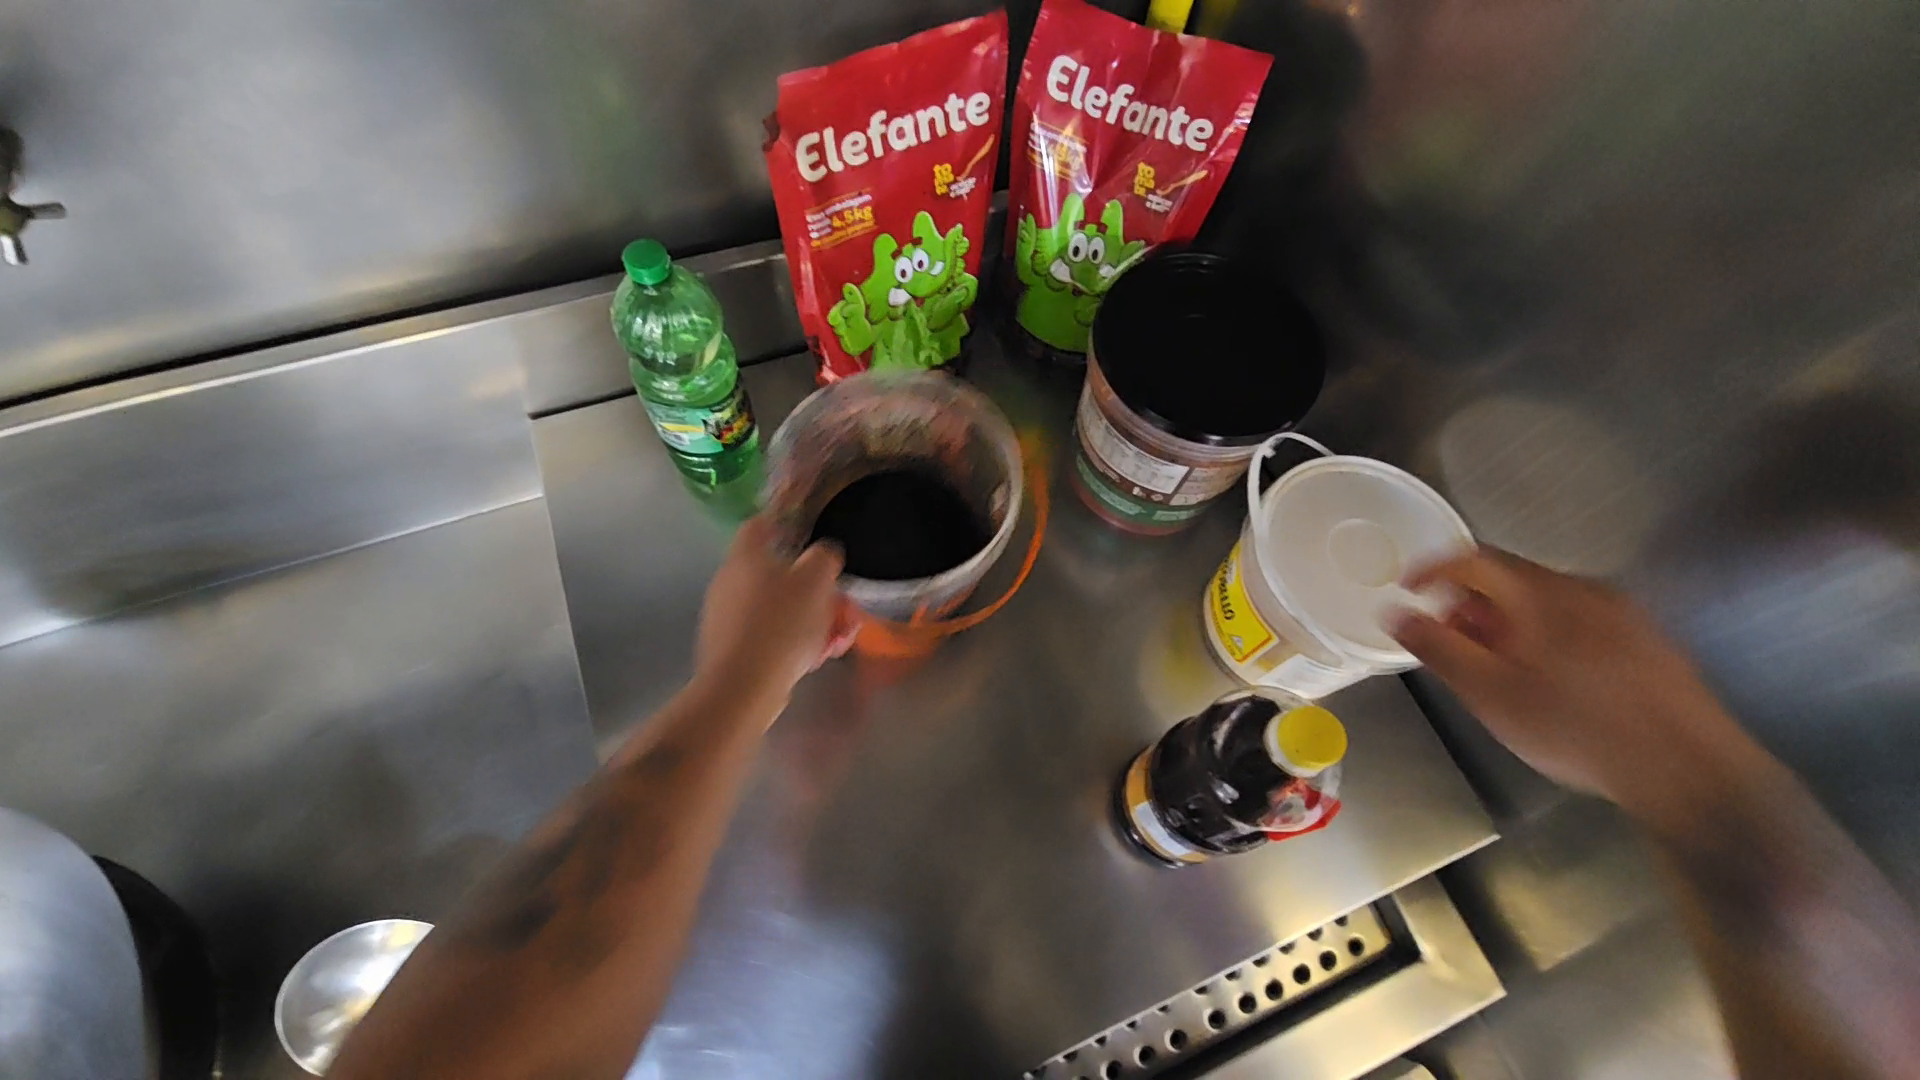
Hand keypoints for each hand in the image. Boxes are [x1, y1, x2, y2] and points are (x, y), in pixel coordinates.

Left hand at [694, 516, 852, 720]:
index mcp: (746, 557)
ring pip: (777, 608)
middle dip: (813, 589)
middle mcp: (729, 582)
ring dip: (809, 619)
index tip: (809, 534)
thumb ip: (824, 557)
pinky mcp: (730, 649)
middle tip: (839, 605)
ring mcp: (726, 617)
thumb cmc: (781, 624)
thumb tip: (823, 554)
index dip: (784, 523)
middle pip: (776, 573)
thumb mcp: (816, 581)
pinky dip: (793, 642)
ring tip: (836, 639)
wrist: (742, 688)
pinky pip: (768, 635)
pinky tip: (815, 659)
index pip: (759, 524)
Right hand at [1389, 548, 1739, 809]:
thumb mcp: (1489, 693)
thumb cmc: (1577, 729)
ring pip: (1544, 600)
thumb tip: (1394, 612)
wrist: (1694, 775)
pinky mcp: (1648, 641)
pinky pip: (1577, 619)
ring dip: (1504, 619)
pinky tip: (1543, 678)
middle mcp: (1585, 590)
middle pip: (1510, 577)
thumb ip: (1437, 647)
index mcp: (1542, 594)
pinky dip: (1541, 632)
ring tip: (1491, 664)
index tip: (1407, 591)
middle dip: (1467, 601)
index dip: (1432, 568)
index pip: (1474, 556)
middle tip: (1447, 639)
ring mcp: (1623, 613)